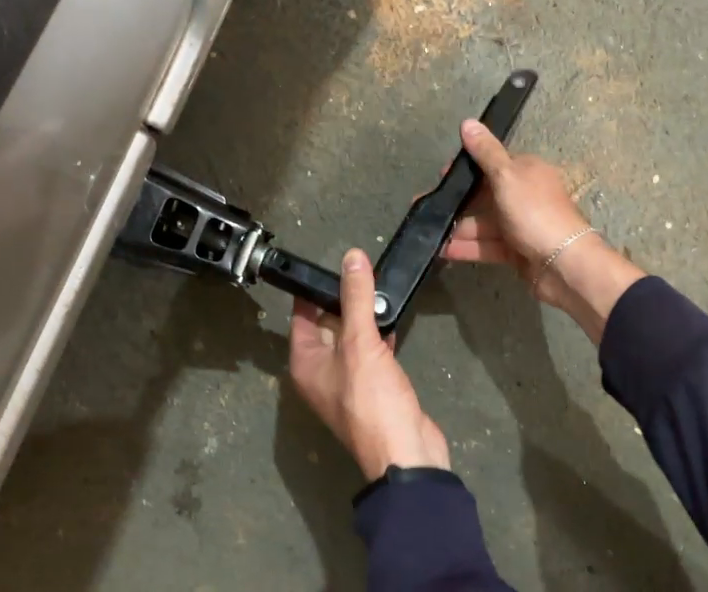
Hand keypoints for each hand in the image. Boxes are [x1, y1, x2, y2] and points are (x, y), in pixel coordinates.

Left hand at [288, 248, 449, 480]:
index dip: (314, 289)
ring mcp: (347, 381)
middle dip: (344, 300)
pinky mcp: (373, 387)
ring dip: (364, 317)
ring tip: (380, 286)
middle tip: (363, 268)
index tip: (332, 262)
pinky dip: (380, 335)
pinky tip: (393, 316)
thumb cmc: (372, 398)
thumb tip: (352, 255)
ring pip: (351, 338)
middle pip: (328, 324)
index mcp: (305, 362)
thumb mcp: (361, 343)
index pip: (301, 315)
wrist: (406, 453)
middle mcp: (321, 371)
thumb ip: (356, 297)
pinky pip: (371, 352)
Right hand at [441, 120, 644, 340]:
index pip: (492, 163)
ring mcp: (521, 225)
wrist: (566, 266)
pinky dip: (467, 247)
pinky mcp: (517, 251)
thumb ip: (485, 152)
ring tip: (427, 231)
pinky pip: (487, 245)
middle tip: (425, 207)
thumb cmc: (535, 213)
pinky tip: (443, 249)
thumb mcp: (507, 176)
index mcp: (527, 171)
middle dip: (456, 201)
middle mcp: (524, 195)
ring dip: (457, 227)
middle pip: (484, 195)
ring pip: (483, 222)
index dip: (466, 169)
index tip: (441, 177)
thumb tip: (468, 121)